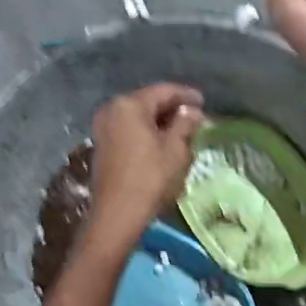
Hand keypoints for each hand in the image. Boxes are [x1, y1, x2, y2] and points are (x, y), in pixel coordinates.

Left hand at [85, 83, 205, 244]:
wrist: (117, 214)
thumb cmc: (150, 179)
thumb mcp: (176, 150)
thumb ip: (185, 124)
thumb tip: (191, 111)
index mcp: (129, 105)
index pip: (164, 91)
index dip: (186, 95)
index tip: (204, 102)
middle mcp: (112, 110)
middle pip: (148, 102)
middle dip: (171, 108)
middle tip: (194, 116)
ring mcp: (103, 128)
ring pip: (137, 117)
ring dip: (159, 121)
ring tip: (181, 130)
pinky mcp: (102, 145)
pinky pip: (128, 130)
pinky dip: (145, 132)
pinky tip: (161, 142)